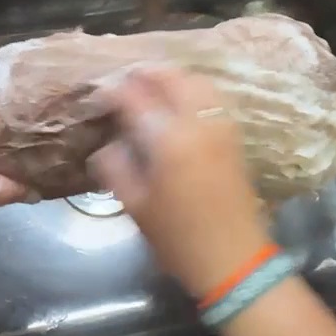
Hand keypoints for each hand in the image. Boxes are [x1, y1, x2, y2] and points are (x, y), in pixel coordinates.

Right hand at [89, 67, 271, 298]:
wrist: (235, 263)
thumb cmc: (179, 238)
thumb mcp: (135, 206)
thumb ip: (116, 167)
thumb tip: (106, 145)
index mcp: (168, 139)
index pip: (135, 98)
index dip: (114, 90)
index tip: (100, 94)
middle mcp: (197, 124)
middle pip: (172, 77)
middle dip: (146, 72)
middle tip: (126, 79)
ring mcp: (220, 127)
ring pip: (197, 81)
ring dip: (172, 77)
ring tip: (152, 85)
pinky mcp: (233, 137)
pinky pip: (213, 97)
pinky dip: (193, 89)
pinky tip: (179, 103)